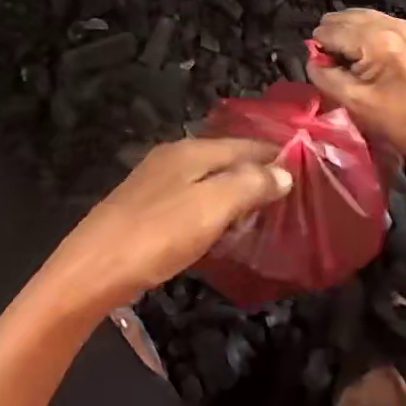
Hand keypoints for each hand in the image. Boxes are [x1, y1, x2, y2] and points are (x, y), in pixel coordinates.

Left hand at [40, 138, 291, 312]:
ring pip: (208, 176)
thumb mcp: (210, 208)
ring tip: (268, 205)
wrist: (99, 262)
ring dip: (236, 186)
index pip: (240, 143)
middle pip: (223, 156)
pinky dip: (216, 203)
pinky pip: (194, 195)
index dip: (272, 152)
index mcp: (188, 151)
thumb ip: (246, 185)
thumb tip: (282, 171)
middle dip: (256, 168)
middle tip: (295, 188)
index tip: (307, 163)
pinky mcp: (149, 205)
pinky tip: (225, 221)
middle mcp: (171, 157)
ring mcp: (157, 180)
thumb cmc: (158, 233)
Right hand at [309, 8, 405, 171]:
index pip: (327, 31)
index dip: (322, 51)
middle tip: (342, 67)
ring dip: (348, 35)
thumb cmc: (397, 122)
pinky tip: (373, 56)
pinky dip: (365, 34)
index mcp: (377, 41)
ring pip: (357, 16)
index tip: (332, 72)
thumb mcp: (349, 100)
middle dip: (334, 40)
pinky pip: (376, 21)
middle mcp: (393, 25)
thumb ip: (320, 73)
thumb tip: (314, 56)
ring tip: (356, 61)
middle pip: (340, 17)